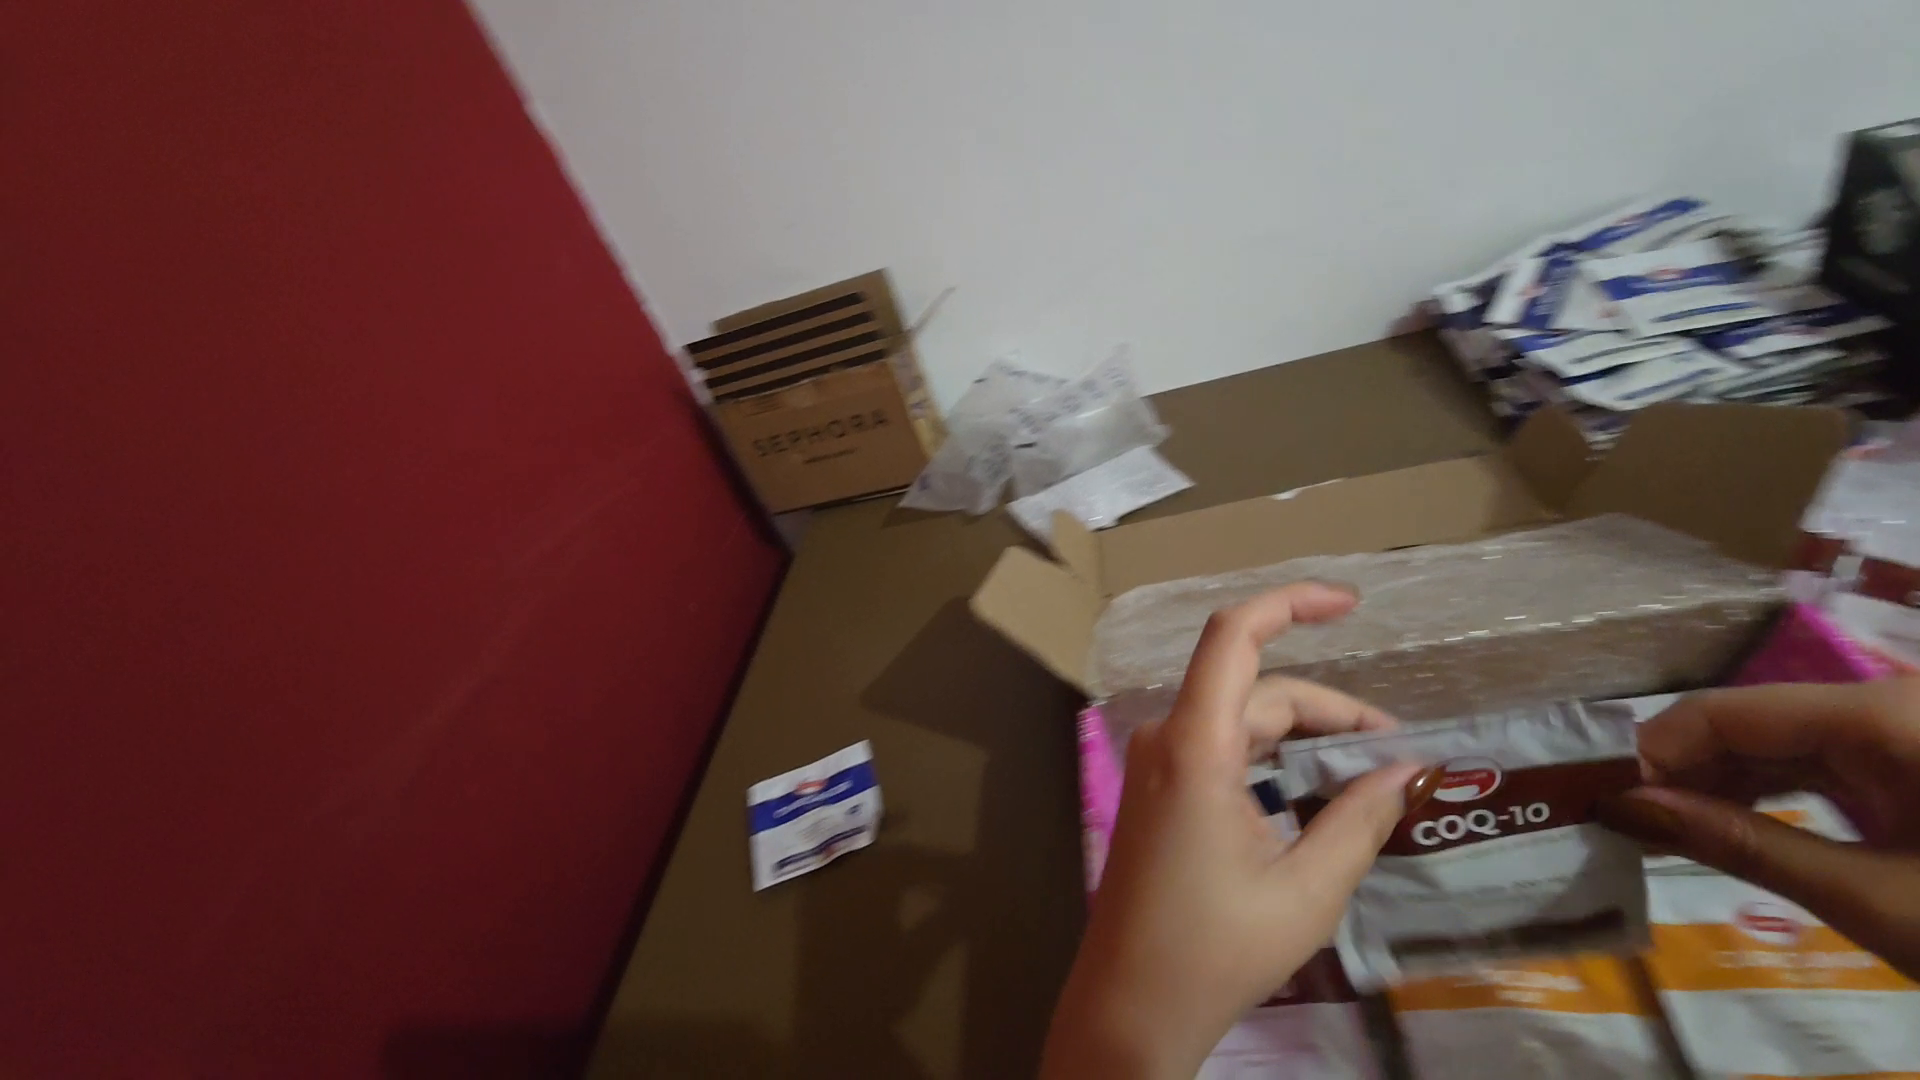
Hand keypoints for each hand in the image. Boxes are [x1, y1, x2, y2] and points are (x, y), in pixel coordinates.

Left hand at [1040, 584, 1438, 1079]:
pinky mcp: (1156, 786)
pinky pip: (1219, 747)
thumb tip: (1404, 770)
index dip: (1288, 603)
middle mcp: (1167, 738)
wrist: (1131, 1001)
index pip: (1233, 637)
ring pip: (1239, 720)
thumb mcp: (1306, 889)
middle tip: (1395, 756)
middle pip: (1256, 691)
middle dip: (1329, 711)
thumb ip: (1357, 819)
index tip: (1350, 603)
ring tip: (1364, 774)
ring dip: (1301, 736)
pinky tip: (1310, 790)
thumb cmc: (1216, 949)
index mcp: (1196, 746)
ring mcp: (1155, 761)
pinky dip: (1268, 756)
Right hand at [1601, 679, 1919, 978]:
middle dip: (1682, 773)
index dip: (1649, 753)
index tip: (1604, 804)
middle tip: (1629, 825)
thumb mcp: (1877, 900)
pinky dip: (1775, 795)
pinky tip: (1739, 827)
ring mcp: (1914, 732)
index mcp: (1883, 716)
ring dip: (1722, 786)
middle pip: (1747, 723)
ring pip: (1781, 742)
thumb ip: (1736, 843)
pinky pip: (1827, 763)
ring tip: (1674, 831)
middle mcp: (1893, 705)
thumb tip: (1619, 808)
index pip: (1719, 712)